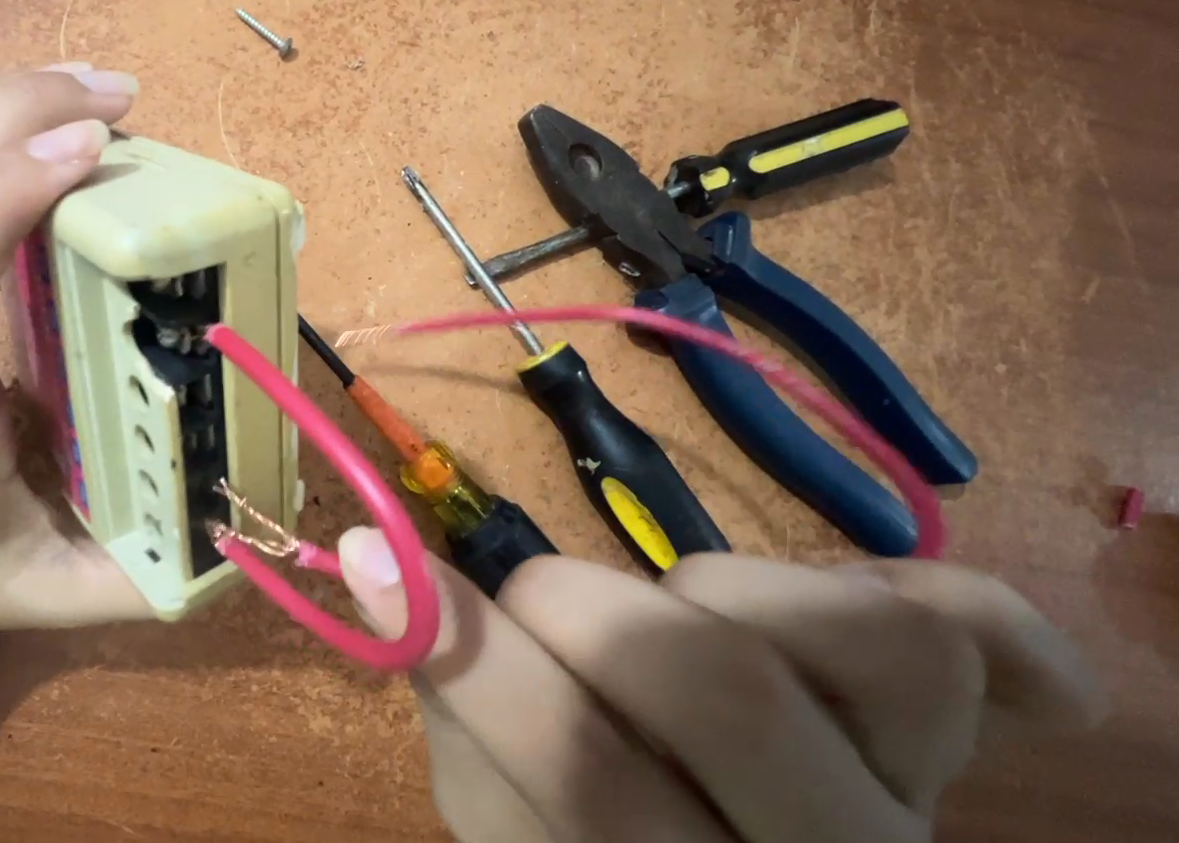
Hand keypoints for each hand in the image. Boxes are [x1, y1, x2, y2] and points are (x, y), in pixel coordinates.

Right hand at [336, 533, 1104, 842]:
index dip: (475, 648)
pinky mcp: (971, 752)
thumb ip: (455, 694)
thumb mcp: (495, 805)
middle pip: (715, 686)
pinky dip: (962, 605)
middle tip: (537, 595)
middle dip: (579, 603)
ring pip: (867, 643)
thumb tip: (373, 556)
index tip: (374, 548)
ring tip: (686, 610)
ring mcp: (914, 807)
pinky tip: (896, 607)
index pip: (577, 767)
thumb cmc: (586, 842)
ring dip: (728, 590)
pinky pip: (988, 644)